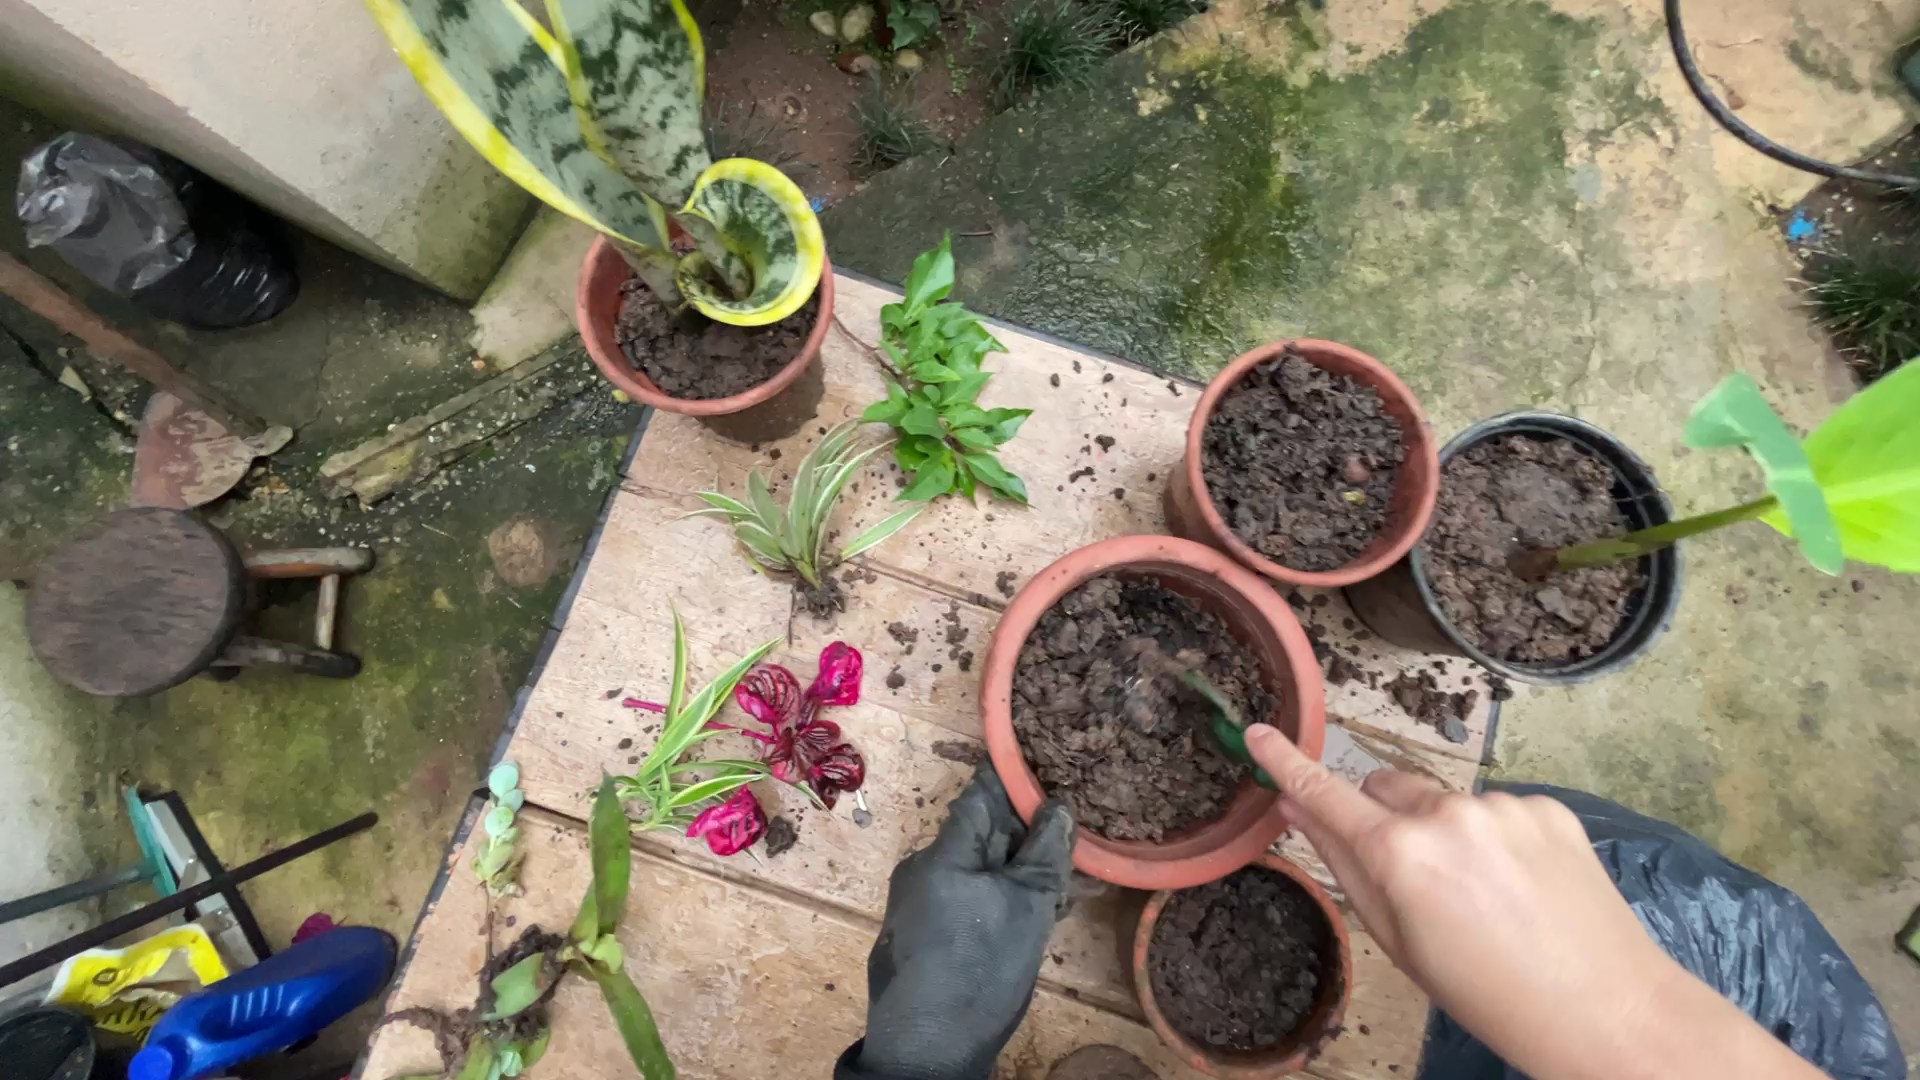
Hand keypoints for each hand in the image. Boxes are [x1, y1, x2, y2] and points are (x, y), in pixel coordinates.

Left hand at [854, 767, 1073, 1079]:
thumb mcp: (1026, 907)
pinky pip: (972, 896)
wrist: (926, 1054)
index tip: (1046, 764)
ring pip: (983, 867)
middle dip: (1028, 829)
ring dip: (1023, 867)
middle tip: (1073, 828)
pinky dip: (1005, 895)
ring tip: (1070, 874)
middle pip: (984, 831)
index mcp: (944, 850)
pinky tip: (1041, 908)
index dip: (1014, 778)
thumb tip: (1059, 805)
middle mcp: (927, 865)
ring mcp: (923, 900)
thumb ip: (1044, 853)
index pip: (981, 793)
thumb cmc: (978, 968)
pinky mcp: (927, 931)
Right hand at [1243, 724, 1823, 1079]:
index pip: (1324, 793)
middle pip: (1383, 785)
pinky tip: (1527, 880)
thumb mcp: (1396, 940)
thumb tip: (1293, 810)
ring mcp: (1501, 805)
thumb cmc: (1485, 992)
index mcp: (1399, 854)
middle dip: (1384, 813)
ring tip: (1489, 888)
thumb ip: (1341, 863)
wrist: (1620, 1020)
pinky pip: (1492, 805)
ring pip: (1440, 798)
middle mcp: (1444, 814)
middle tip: (1418, 871)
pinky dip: (1494, 833)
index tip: (1257, 732)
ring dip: (1444, 826)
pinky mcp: (1548, 806)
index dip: (1284, 762)